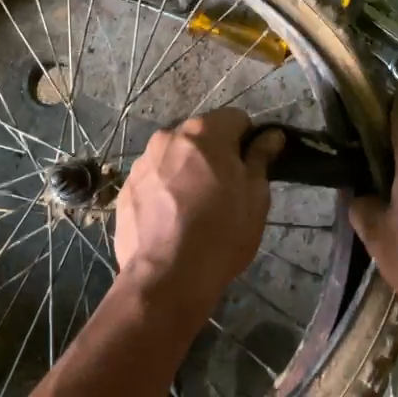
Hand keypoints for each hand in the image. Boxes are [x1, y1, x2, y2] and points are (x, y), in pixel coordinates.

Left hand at [113, 107, 284, 309]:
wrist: (167, 278)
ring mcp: (144, 161)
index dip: (247, 142)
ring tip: (193, 210)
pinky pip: (154, 179)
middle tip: (224, 192)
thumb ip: (260, 158)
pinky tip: (170, 221)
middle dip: (214, 155)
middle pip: (202, 136)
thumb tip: (271, 135)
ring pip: (175, 157)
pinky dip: (164, 191)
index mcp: (205, 131)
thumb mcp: (255, 197)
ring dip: (186, 171)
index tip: (248, 170)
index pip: (236, 119)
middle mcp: (170, 136)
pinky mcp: (126, 187)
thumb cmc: (221, 233)